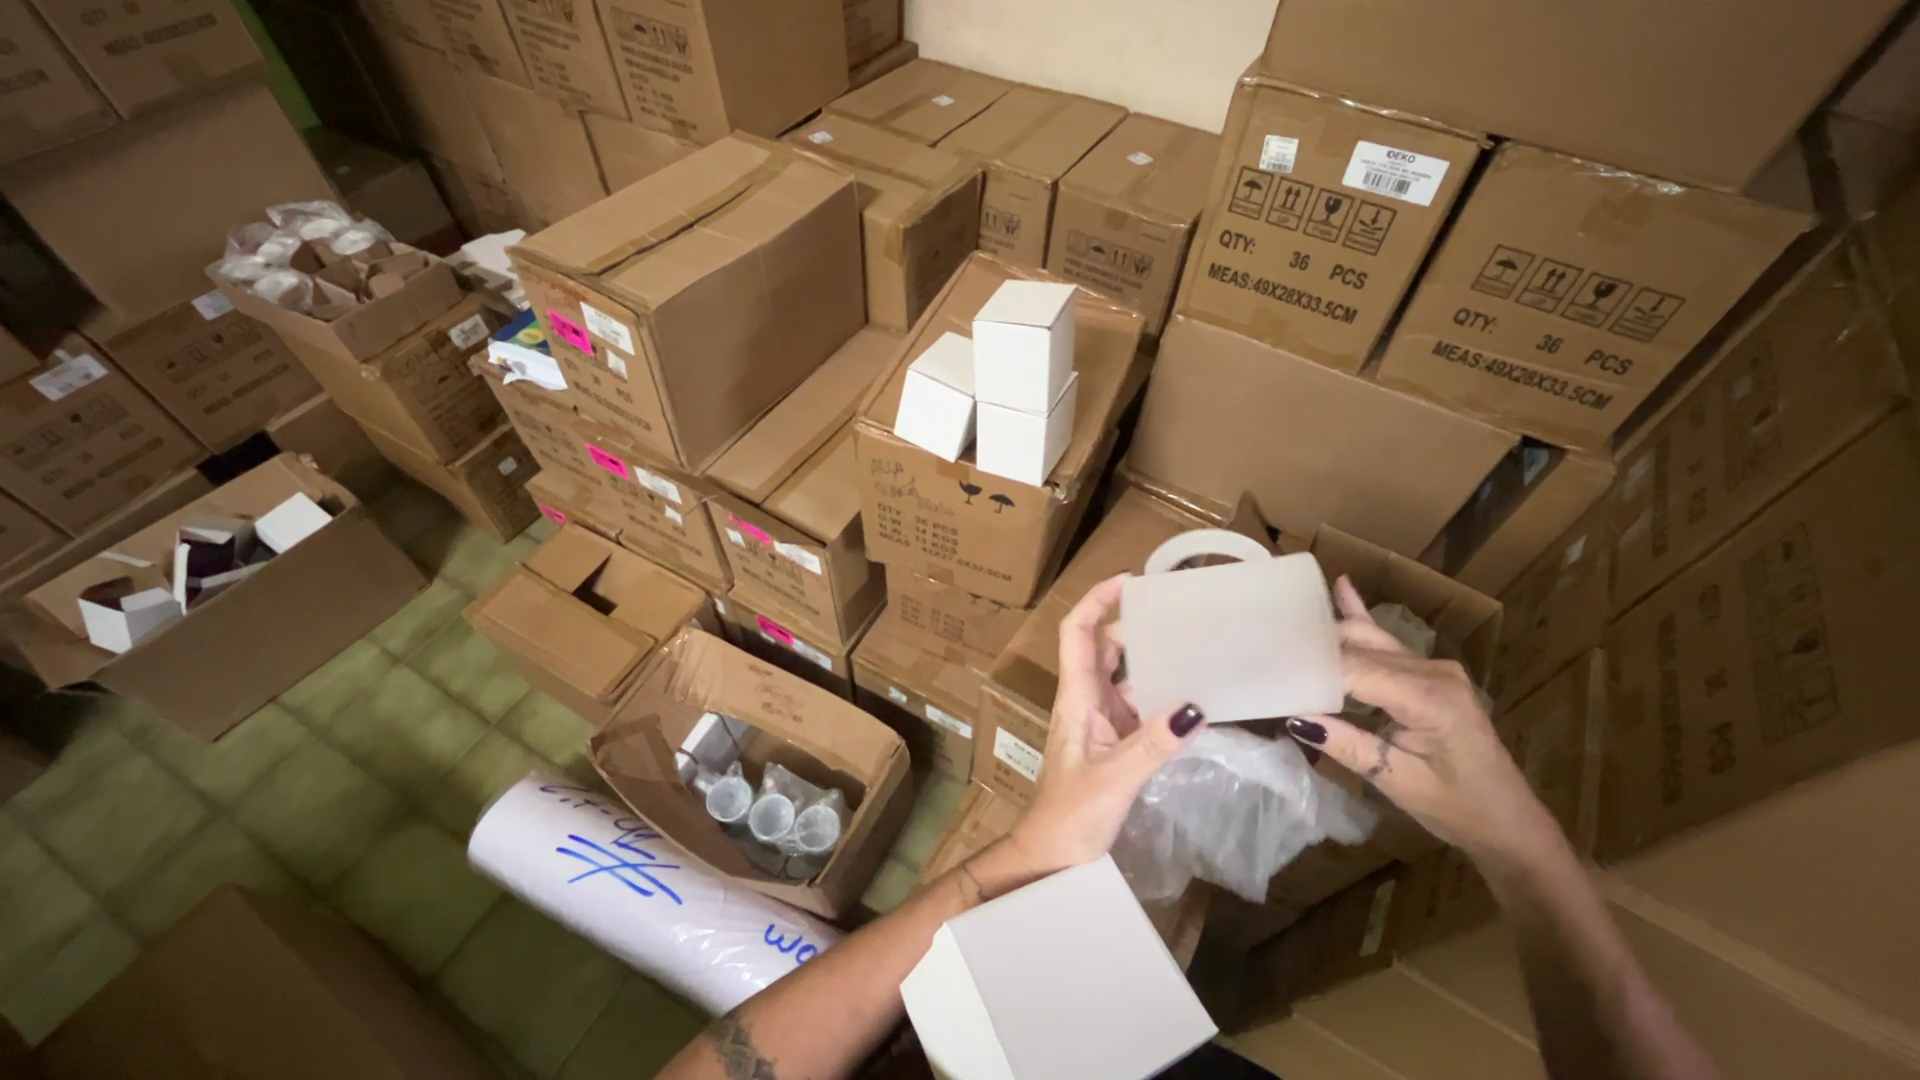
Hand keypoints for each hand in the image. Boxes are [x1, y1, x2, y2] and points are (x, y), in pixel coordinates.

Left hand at [1007, 574, 1202, 875]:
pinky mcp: (1114, 744)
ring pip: (1123, 677)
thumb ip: (1152, 746)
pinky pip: (1137, 706)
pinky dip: (1160, 696)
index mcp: (1075, 698)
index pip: (1076, 633)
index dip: (1096, 600)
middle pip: (1103, 647)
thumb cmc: (1070, 816)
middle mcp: (1085, 702)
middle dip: (1133, 624)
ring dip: (1151, 661)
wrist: (1053, 856)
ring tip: (1193, 647)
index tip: (1130, 580)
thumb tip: (1194, 707)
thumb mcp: (1114, 779)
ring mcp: (1099, 723)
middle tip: (1177, 613)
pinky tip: (1190, 698)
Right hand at [1285, 577, 1562, 869]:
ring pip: (1369, 639)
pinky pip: (1387, 643)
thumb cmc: (1457, 807)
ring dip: (1327, 636)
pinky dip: (1361, 616)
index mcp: (1429, 698)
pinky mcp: (1430, 674)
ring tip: (1283, 627)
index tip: (1268, 670)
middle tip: (1263, 650)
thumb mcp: (1396, 782)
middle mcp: (1432, 671)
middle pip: (1358, 646)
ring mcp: (1434, 668)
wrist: (1508, 821)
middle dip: (1312, 649)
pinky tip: (1341, 587)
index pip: (1353, 671)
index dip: (1310, 669)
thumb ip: (1346, 745)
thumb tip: (1295, 716)